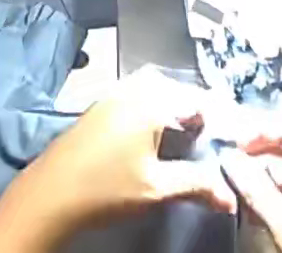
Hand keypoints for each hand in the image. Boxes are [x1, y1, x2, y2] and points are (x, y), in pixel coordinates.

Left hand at [0, 69, 236, 251]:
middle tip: (207, 132)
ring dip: (172, 104)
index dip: (215, 116)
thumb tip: (230, 195)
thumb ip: (196, 184)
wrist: (51, 193)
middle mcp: (137, 86)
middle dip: (193, 107)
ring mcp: (117, 91)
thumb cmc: (106, 188)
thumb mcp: (156, 188)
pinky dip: (152, 105)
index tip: (229, 133)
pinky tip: (152, 132)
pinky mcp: (103, 103)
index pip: (196, 99)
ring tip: (183, 132)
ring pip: (156, 89)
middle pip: (176, 89)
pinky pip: (138, 93)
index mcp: (154, 99)